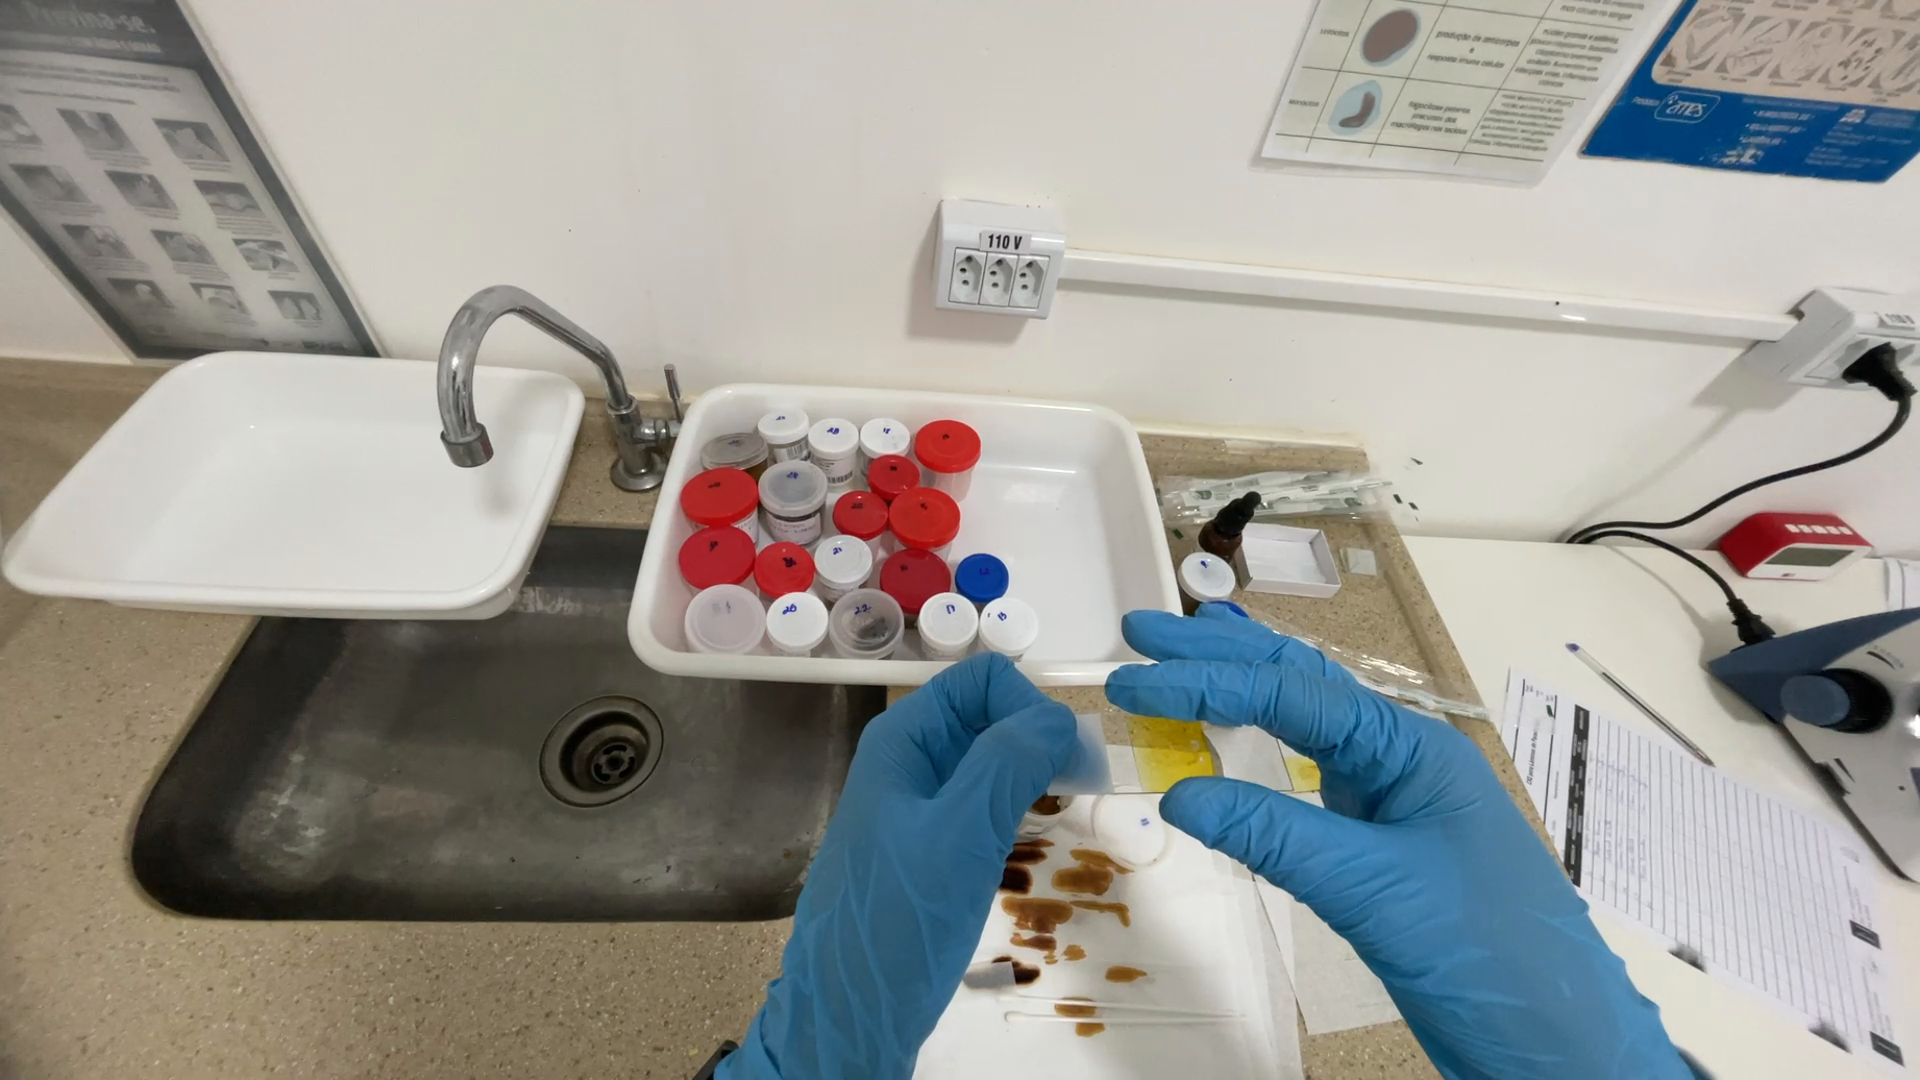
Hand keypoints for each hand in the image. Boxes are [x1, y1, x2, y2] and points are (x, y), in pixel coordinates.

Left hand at [722, 653, 1078, 1079]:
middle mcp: (911, 755)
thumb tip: (1056, 716)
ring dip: (1030, 765)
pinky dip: (1016, 796)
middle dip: (1035, 733)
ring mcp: (919, 797)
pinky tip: (1034, 821)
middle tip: (1077, 779)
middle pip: (987, 711)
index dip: (1027, 704)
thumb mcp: (960, 835)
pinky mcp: (931, 836)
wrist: (848, 1016)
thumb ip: (1006, 764)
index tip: (1063, 755)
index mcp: (905, 737)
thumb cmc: (899, 920)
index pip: (982, 680)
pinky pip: (982, 793)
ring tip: (1065, 798)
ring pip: (988, 754)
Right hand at [1106, 606, 1692, 1079]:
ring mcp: (1383, 789)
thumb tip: (1174, 796)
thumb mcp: (1377, 894)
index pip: (1288, 694)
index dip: (1203, 683)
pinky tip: (1226, 723)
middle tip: (1139, 632)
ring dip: (1231, 680)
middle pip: (1292, 679)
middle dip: (1213, 651)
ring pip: (1296, 714)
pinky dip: (1250, 736)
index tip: (1132, 683)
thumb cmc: (1493, 966)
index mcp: (1407, 746)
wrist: (1570, 1061)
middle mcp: (1393, 751)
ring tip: (1174, 653)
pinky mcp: (1369, 830)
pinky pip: (1298, 764)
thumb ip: (1273, 836)